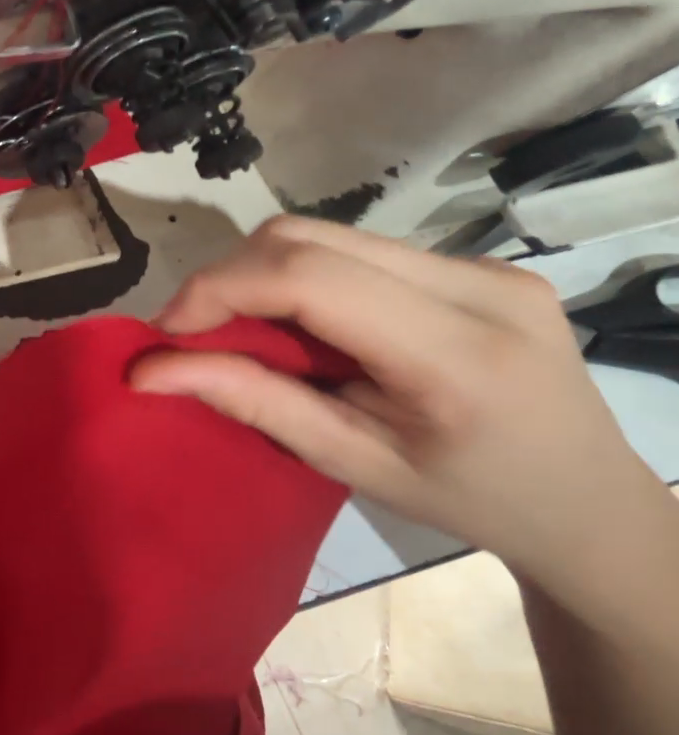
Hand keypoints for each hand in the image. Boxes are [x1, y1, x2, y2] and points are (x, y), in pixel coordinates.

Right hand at [130, 215, 665, 578]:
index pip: (308, 278)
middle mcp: (479, 285)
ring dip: (259, 276)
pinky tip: (303, 328)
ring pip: (321, 234)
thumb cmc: (464, 499)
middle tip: (196, 336)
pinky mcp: (473, 263)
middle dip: (227, 280)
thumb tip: (148, 370)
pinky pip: (350, 249)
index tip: (165, 334)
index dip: (217, 290)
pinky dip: (297, 279)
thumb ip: (253, 402)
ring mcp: (483, 265)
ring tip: (247, 335)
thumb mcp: (348, 462)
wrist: (585, 500)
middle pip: (306, 238)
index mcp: (459, 352)